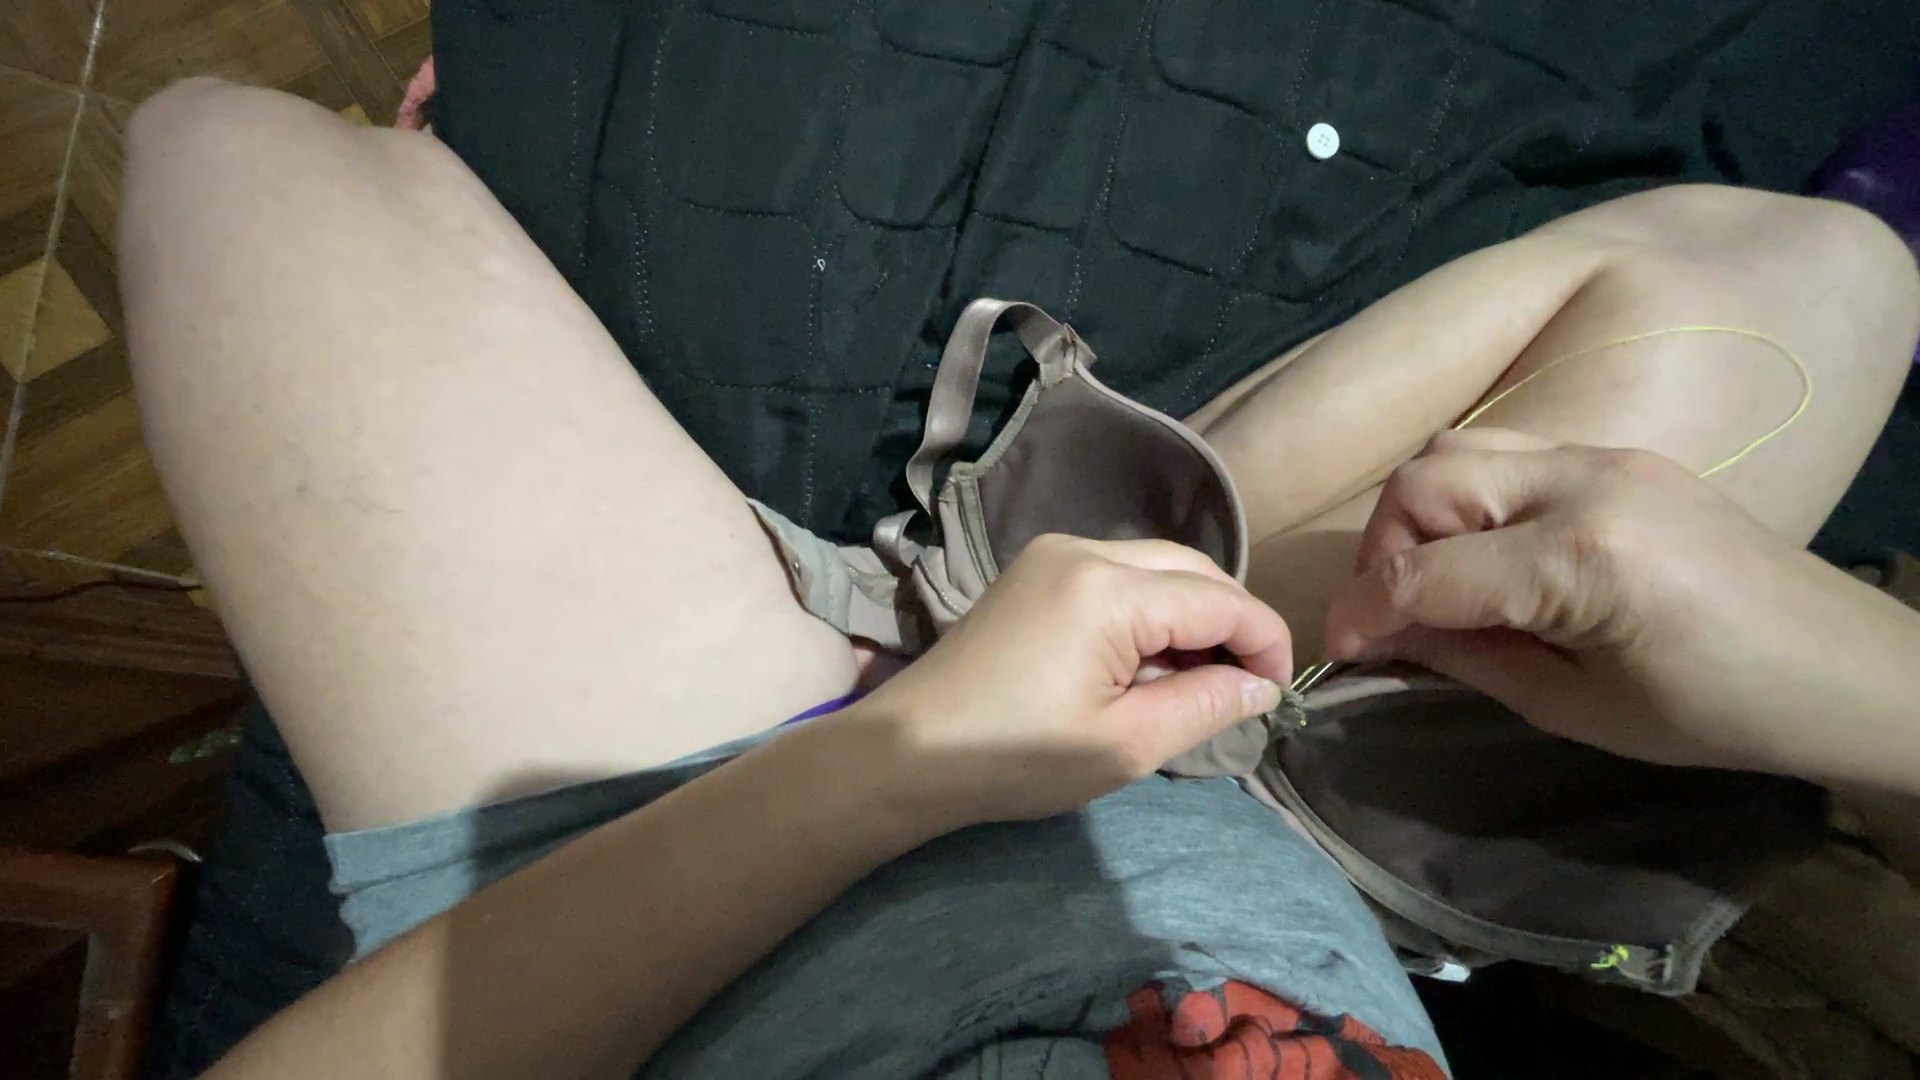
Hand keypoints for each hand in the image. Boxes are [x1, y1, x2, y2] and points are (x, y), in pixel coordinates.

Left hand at [843, 534, 1292, 828]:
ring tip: (1188, 680)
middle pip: (1190, 569)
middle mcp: (1082, 548)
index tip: (1276, 694)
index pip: (1221, 598)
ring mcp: (1051, 552)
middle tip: (1236, 688)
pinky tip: (1139, 659)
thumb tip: (1258, 683)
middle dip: (1228, 622)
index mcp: (1108, 588)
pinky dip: (1145, 609)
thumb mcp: (1123, 744)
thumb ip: (1205, 704)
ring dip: (1187, 614)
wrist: (909, 749)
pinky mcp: (1032, 569)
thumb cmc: (1014, 758)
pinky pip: (1114, 574)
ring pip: (1154, 566)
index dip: (1265, 642)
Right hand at [1323, 429, 1919, 785]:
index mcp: (1583, 558)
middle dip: (1382, 551)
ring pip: (1449, 451)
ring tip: (1434, 571)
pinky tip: (1479, 541)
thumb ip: (1459, 655)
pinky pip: (1496, 449)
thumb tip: (1378, 632)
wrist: (1859, 674)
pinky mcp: (1611, 454)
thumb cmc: (1717, 713)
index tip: (1339, 649)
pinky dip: (1459, 492)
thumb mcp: (1568, 707)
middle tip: (1395, 609)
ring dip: (1416, 514)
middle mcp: (1584, 482)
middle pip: (1421, 484)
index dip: (1360, 612)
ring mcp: (1601, 456)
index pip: (1423, 573)